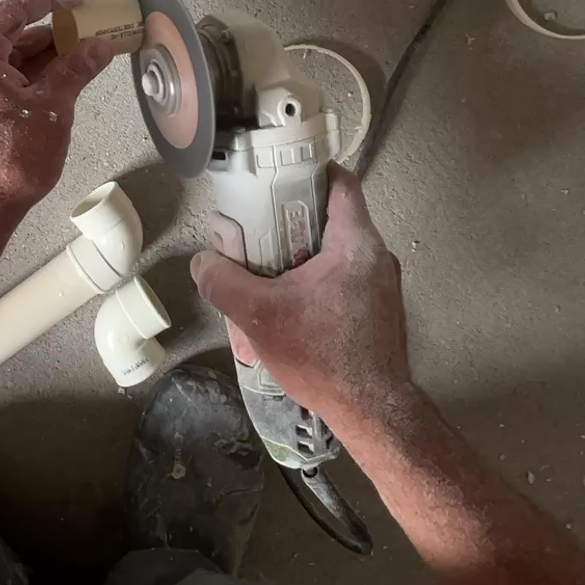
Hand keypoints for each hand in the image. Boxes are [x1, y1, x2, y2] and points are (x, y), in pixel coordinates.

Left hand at [0, 0, 115, 216]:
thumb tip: (99, 47)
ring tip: (82, 56)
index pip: (14, 10)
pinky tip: (59, 81)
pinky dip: (30, 76)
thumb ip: (76, 70)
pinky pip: (2, 79)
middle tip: (88, 29)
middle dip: (53, 32)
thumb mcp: (52, 108)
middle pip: (12, 36)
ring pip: (9, 60)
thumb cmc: (8, 160)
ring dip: (44, 57)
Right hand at [190, 167, 414, 426]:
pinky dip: (312, 280)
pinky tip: (287, 306)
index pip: (341, 182)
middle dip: (290, 219)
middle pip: (330, 216)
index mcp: (355, 244)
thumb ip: (222, 282)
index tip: (276, 176)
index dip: (308, 170)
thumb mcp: (258, 316)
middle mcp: (375, 257)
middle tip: (255, 231)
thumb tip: (203, 262)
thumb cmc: (324, 357)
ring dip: (298, 254)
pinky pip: (340, 277)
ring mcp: (381, 284)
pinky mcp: (378, 309)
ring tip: (265, 273)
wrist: (373, 413)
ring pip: (333, 250)